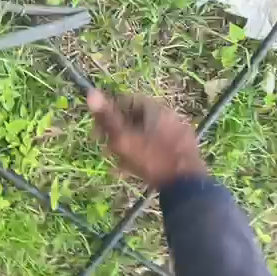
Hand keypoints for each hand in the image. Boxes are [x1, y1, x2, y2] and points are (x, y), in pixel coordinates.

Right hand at [86, 90, 207, 189]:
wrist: (185, 183)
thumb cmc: (151, 158)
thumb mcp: (123, 138)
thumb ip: (106, 117)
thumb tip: (90, 92)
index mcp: (155, 109)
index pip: (126, 101)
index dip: (109, 113)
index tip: (99, 130)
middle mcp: (169, 115)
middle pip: (136, 118)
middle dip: (118, 133)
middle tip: (107, 148)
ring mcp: (179, 132)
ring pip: (145, 134)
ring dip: (129, 145)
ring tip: (119, 163)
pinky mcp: (184, 148)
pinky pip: (157, 146)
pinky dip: (143, 153)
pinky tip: (135, 169)